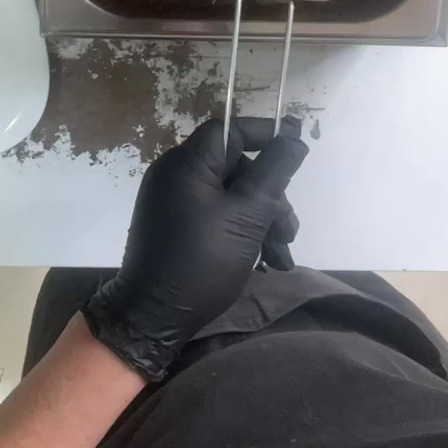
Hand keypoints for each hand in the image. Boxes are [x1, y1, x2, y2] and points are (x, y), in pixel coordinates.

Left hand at [83, 116, 307, 380]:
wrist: (153, 317)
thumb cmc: (201, 261)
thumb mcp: (248, 215)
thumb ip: (274, 171)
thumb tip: (293, 134)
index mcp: (186, 163)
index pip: (228, 130)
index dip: (264, 136)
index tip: (294, 154)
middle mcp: (176, 174)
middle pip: (236, 167)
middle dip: (270, 197)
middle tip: (289, 233)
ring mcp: (174, 201)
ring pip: (231, 195)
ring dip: (262, 220)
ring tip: (281, 256)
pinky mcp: (176, 225)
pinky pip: (215, 214)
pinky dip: (241, 231)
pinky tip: (265, 261)